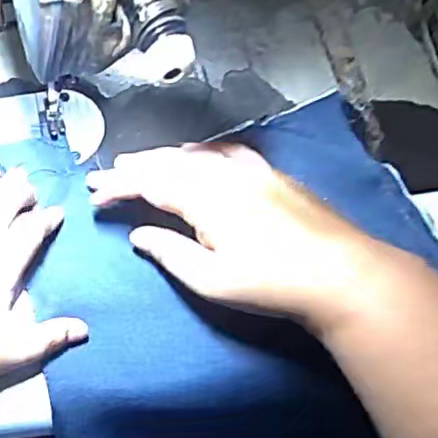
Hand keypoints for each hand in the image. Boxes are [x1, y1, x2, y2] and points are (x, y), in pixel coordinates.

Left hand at [0, 170, 87, 393]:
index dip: (45, 221)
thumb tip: (82, 328)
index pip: (29, 234)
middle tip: (32, 186)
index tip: (57, 212)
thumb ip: (48, 337)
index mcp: (2, 269)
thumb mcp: (11, 353)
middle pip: (3, 210)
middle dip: (20, 195)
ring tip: (9, 180)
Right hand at [87, 142, 419, 332]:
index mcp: (208, 201)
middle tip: (108, 173)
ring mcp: (254, 172)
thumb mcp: (211, 280)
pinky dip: (202, 152)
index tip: (95, 192)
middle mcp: (228, 176)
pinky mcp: (273, 176)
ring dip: (166, 157)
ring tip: (143, 161)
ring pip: (199, 154)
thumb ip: (170, 253)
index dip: (120, 186)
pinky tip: (198, 154)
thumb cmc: (272, 285)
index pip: (153, 184)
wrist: (342, 275)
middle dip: (136, 166)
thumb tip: (139, 236)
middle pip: (172, 163)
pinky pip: (227, 153)